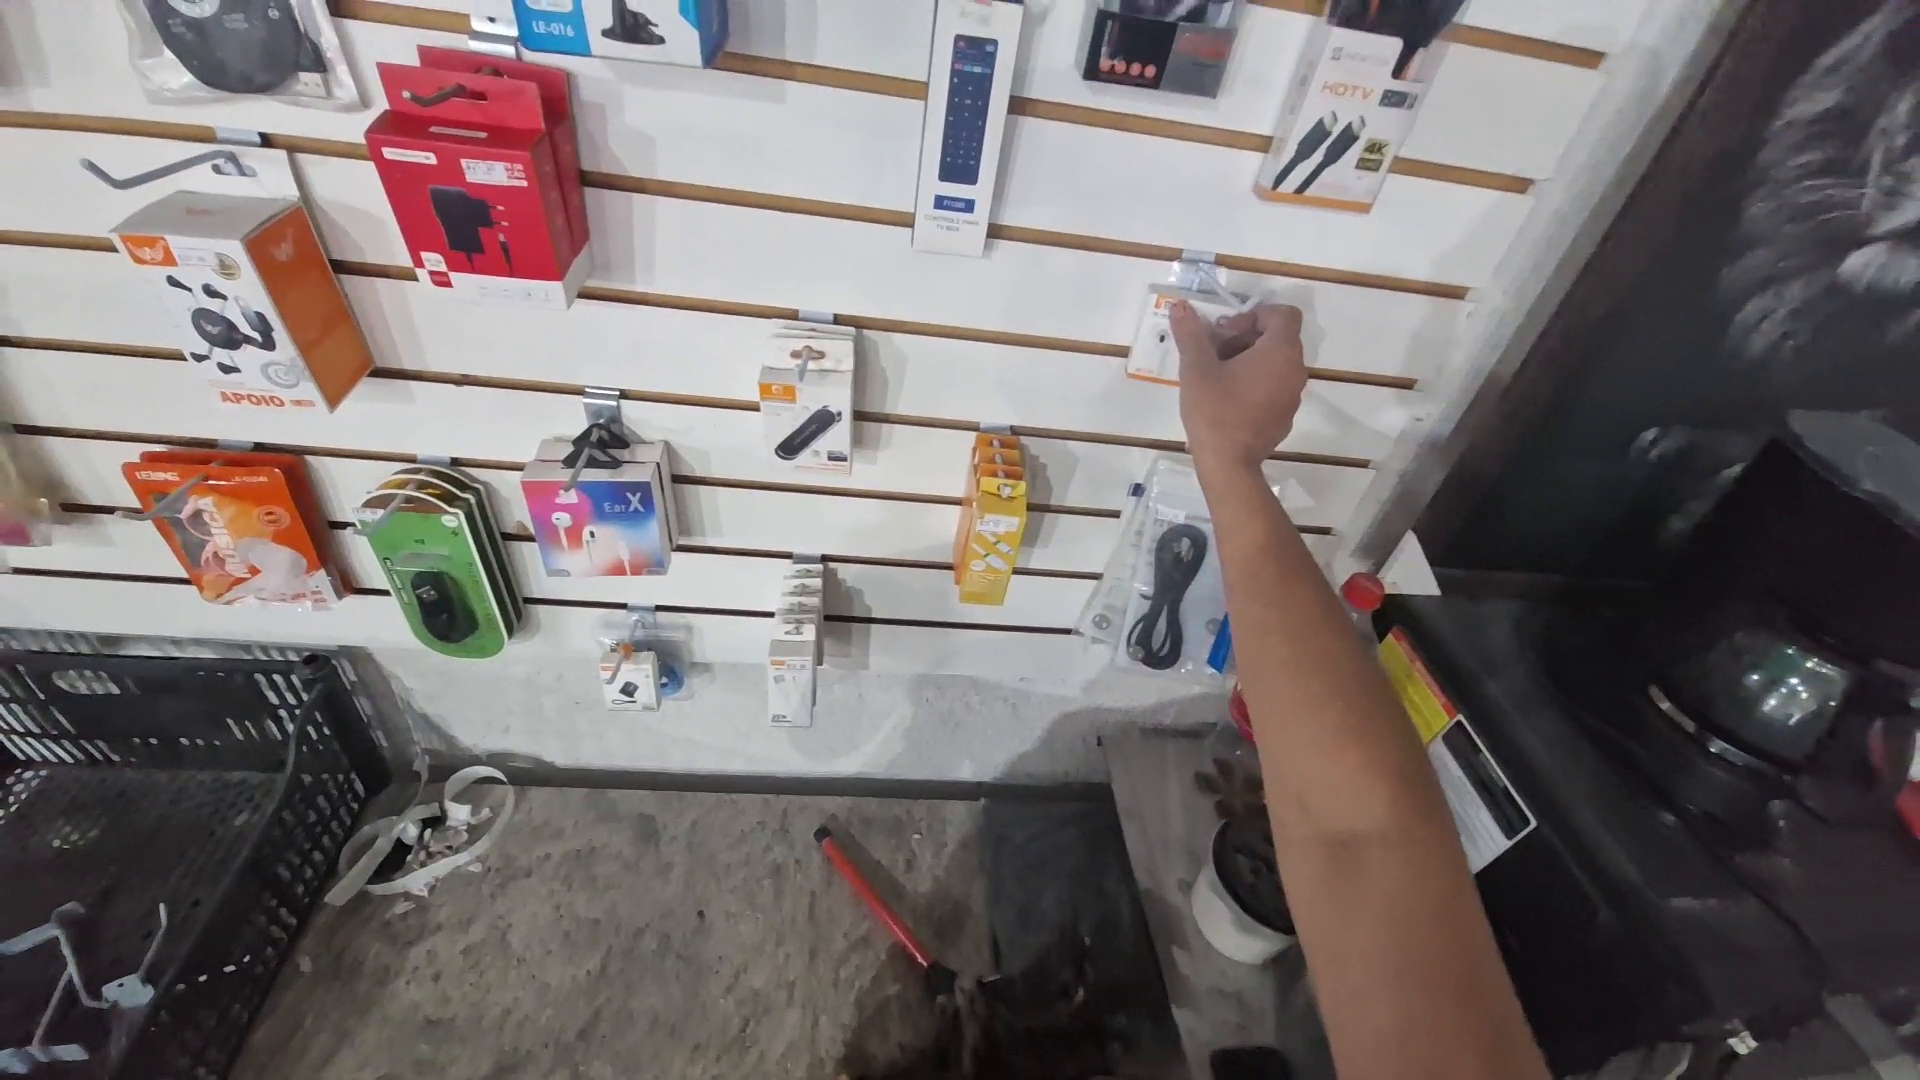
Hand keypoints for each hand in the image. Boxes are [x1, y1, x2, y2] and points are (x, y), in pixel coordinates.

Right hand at [1172, 301, 1307, 475]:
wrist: (1228, 462)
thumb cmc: (1214, 410)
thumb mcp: (1197, 369)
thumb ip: (1191, 334)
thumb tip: (1180, 306)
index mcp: (1280, 351)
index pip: (1282, 314)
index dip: (1254, 315)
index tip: (1226, 331)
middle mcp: (1295, 369)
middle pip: (1278, 338)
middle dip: (1246, 337)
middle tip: (1215, 352)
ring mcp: (1293, 395)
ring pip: (1276, 363)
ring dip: (1249, 361)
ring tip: (1218, 376)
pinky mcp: (1285, 416)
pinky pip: (1274, 387)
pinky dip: (1255, 384)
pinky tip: (1228, 400)